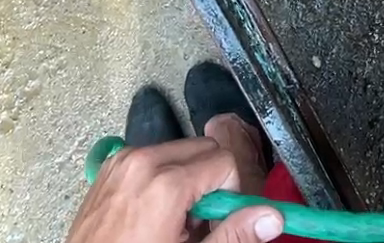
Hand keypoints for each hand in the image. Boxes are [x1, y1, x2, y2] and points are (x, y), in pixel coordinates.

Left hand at [65, 138, 283, 242]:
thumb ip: (233, 234)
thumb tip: (272, 216)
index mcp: (166, 183)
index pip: (223, 161)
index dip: (229, 193)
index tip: (216, 222)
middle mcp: (143, 160)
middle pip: (203, 148)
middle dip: (210, 182)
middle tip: (196, 225)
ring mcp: (123, 159)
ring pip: (179, 150)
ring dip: (186, 178)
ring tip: (172, 222)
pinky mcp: (110, 164)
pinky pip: (152, 155)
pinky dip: (161, 175)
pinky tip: (151, 212)